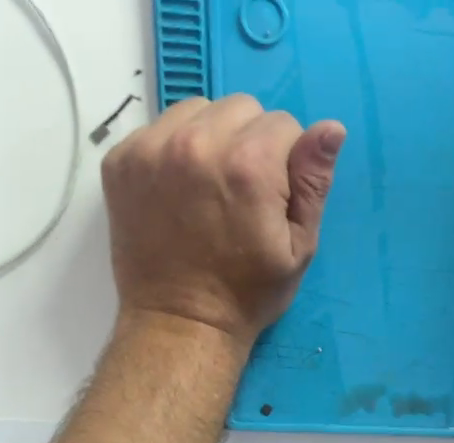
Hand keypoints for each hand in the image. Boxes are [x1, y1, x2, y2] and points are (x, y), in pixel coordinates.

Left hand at [103, 94, 346, 344]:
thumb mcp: (300, 246)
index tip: (275, 198)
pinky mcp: (122, 159)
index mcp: (249, 165)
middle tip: (243, 193)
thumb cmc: (249, 293)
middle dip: (251, 142)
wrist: (181, 323)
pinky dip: (174, 149)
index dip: (287, 160)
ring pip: (198, 110)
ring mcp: (152, 148)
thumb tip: (331, 129)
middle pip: (241, 108)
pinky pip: (159, 127)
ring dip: (212, 138)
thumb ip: (314, 182)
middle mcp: (197, 143)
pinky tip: (179, 191)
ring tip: (210, 188)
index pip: (283, 123)